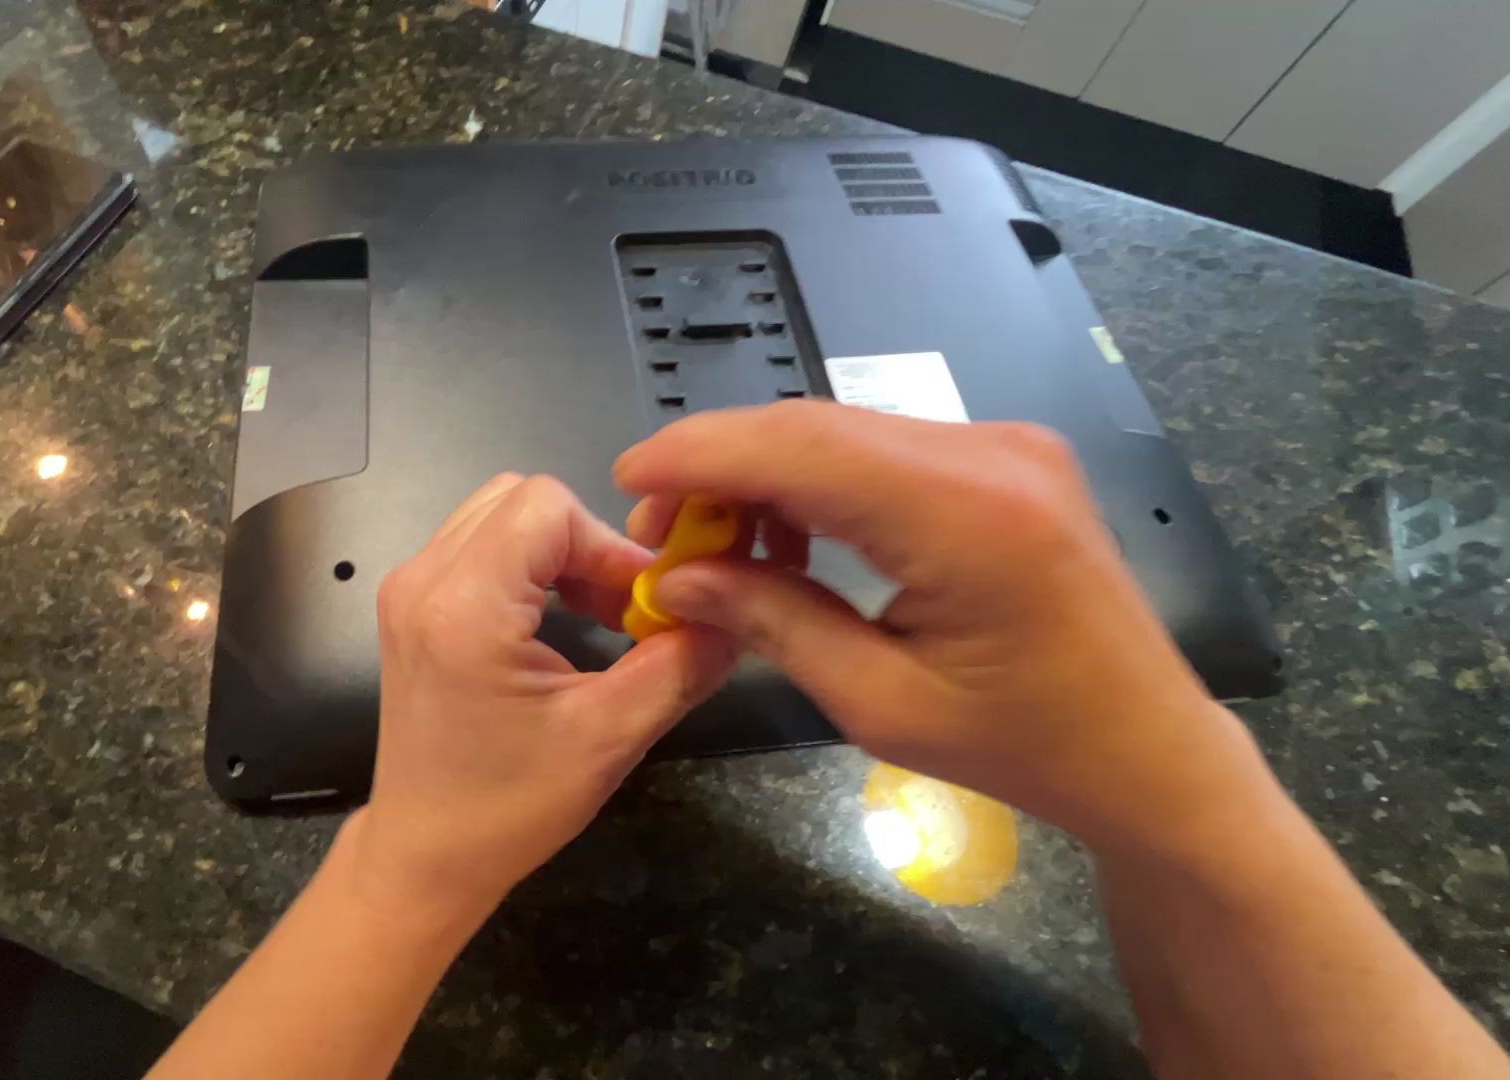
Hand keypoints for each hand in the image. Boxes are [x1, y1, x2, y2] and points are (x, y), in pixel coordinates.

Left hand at [348, 473, 737, 920]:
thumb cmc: (509, 807)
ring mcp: (408, 586)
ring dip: (559, 550)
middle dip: (586, 543)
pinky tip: (554, 616)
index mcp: (465, 607)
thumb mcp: (609, 738)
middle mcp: (423, 579)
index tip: (642, 601)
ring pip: (500, 513)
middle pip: (523, 499)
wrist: (425, 853)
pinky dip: (528, 562)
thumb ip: (679, 666)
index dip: (608, 543)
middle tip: (623, 606)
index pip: (547, 507)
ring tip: (595, 612)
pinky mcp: (410, 601)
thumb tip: (732, 617)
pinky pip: (479, 542)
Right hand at [615, 401, 1272, 854]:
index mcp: (966, 516)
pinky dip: (805, 484)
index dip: (699, 453)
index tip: (628, 477)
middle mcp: (985, 452)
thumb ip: (771, 622)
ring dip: (755, 475)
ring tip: (708, 540)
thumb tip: (676, 578)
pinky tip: (780, 536)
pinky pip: (869, 450)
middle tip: (656, 528)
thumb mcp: (877, 703)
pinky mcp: (993, 457)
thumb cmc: (1020, 746)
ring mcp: (996, 444)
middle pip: (808, 427)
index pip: (798, 449)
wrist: (1148, 750)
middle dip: (714, 466)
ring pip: (832, 433)